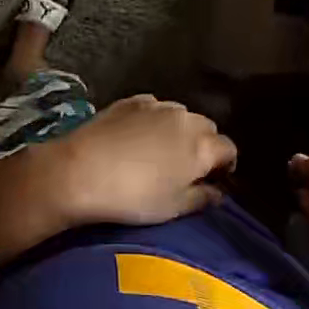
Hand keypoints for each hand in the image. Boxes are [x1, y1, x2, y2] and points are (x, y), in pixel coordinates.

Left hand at [31, 95, 236, 225]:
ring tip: (160, 150)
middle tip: (186, 167)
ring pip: (180, 115)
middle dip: (203, 144)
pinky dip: (154, 119)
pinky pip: (154, 107)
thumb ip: (202, 198)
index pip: (228, 149)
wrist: (80, 171)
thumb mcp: (173, 207)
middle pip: (206, 128)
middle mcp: (184, 119)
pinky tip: (138, 135)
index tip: (213, 180)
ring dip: (178, 130)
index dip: (224, 165)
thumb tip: (218, 192)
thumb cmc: (133, 197)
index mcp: (202, 146)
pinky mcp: (130, 100)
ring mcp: (156, 105)